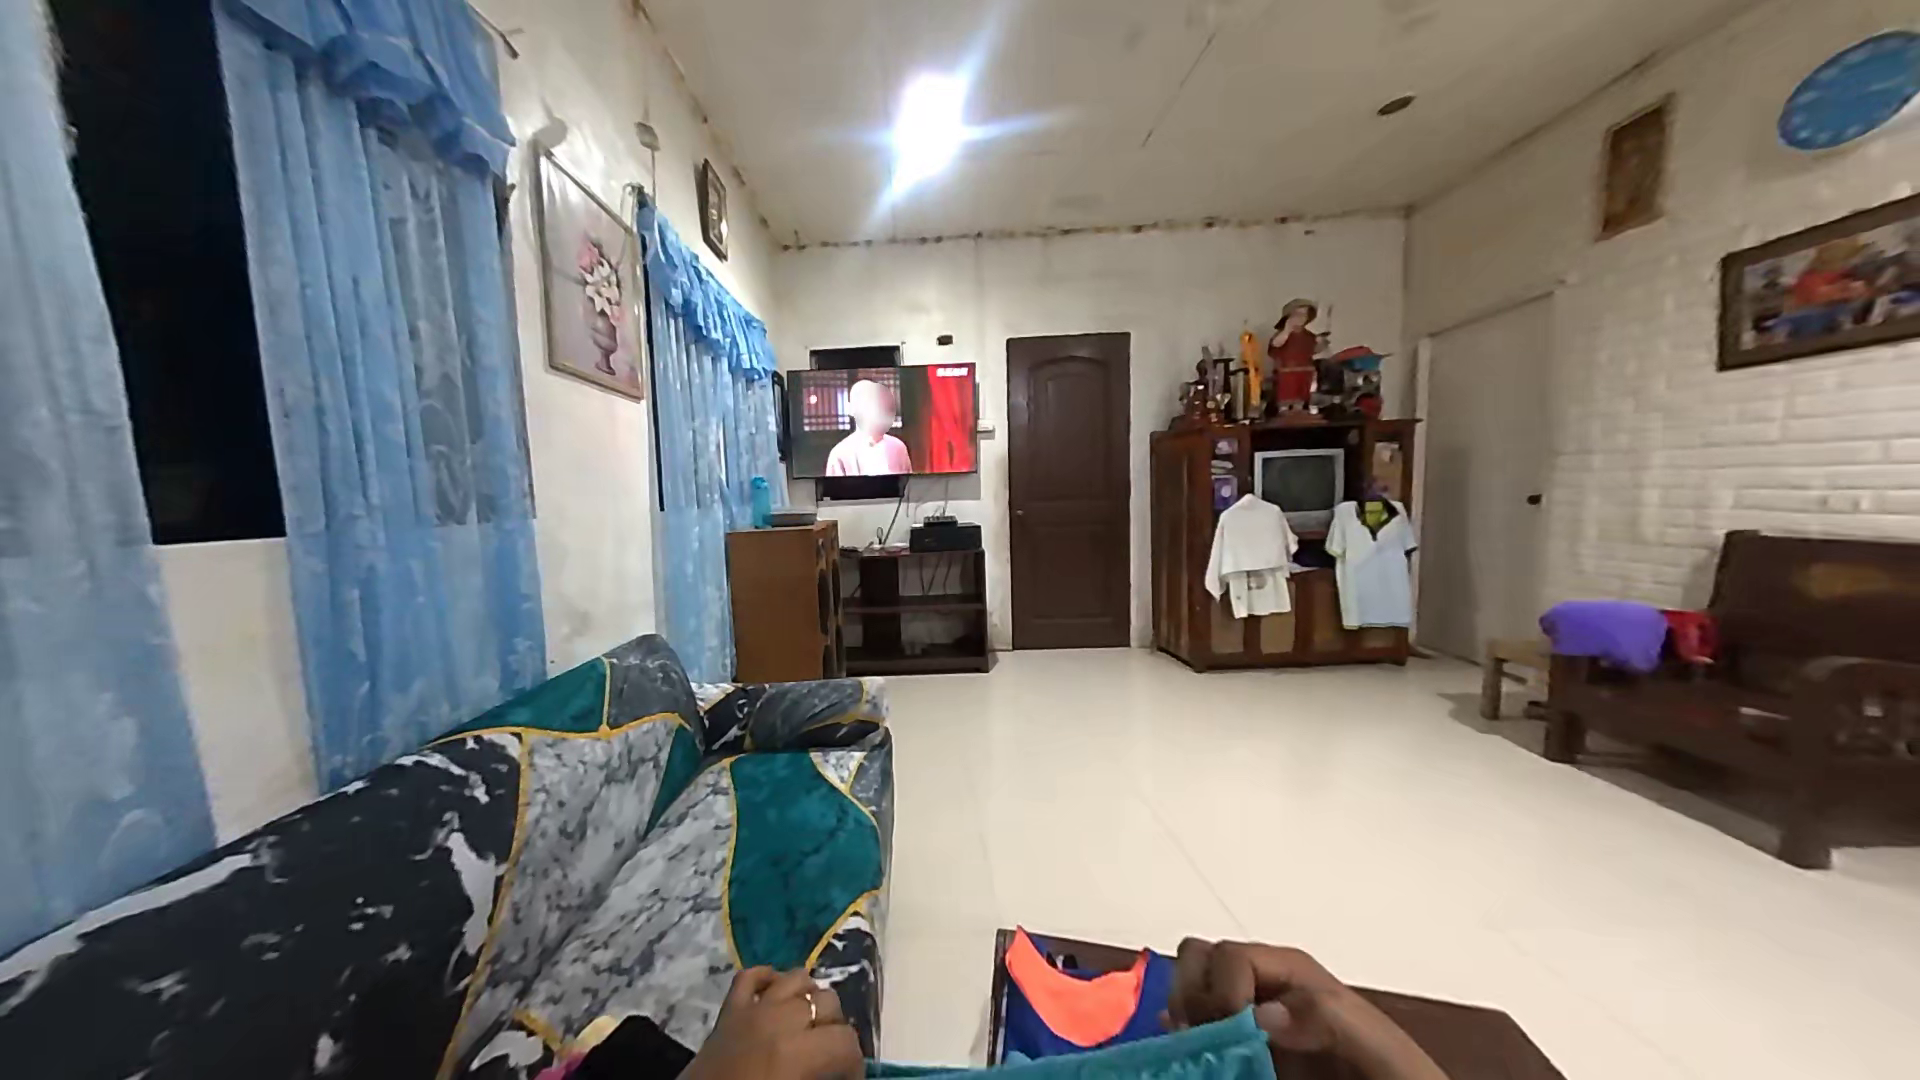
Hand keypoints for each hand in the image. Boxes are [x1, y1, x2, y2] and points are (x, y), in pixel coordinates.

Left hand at [684, 968, 864, 1079]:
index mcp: (797, 1053)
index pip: (845, 1042)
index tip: (851, 1079)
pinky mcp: (729, 1009)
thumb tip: (842, 1076)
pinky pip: (753, 975)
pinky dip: (768, 979)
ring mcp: (753, 1008)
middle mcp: (780, 1019)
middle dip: (835, 1029)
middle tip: (829, 1057)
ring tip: (808, 1024)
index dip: (855, 1062)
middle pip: (827, 1003)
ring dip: (809, 998)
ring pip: (798, 978)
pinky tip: (775, 996)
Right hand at [1165, 940, 1446, 1079]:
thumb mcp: (1376, 1045)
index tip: (1236, 1035)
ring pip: (1190, 982)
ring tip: (1194, 1049)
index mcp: (1290, 972)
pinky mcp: (1240, 1045)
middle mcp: (1260, 982)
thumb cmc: (1392, 1075)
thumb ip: (1325, 1015)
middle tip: (1200, 1039)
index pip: (1229, 956)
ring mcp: (1247, 1013)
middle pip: (1199, 957)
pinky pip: (1193, 1021)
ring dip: (1184, 1010)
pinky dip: (1181, 1032)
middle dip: (1192, 994)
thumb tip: (1262, 1015)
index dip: (1222, 990)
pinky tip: (1187, 1056)